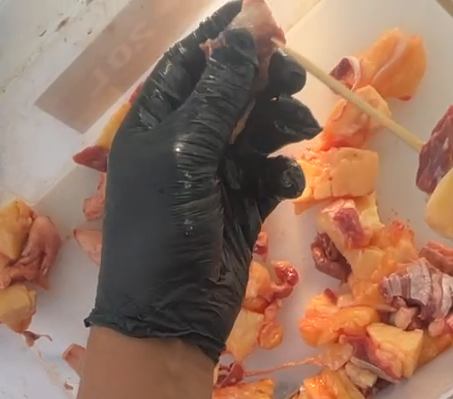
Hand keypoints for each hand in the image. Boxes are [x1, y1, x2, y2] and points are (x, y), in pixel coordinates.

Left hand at [87, 1, 317, 359]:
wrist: (169, 316)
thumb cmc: (162, 230)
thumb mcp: (183, 154)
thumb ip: (216, 96)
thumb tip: (242, 34)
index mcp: (155, 124)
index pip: (190, 63)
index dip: (224, 37)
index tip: (263, 16)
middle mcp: (184, 147)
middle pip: (230, 95)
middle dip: (261, 81)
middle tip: (292, 77)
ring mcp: (214, 181)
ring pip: (255, 133)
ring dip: (278, 124)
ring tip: (297, 128)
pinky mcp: (241, 212)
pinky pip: (268, 178)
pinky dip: (281, 173)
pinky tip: (286, 180)